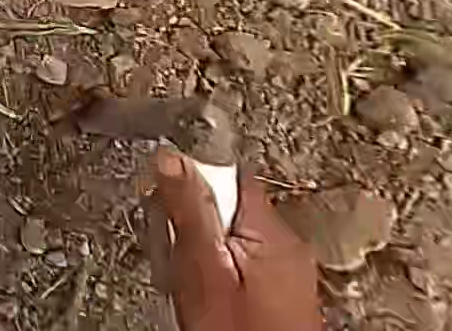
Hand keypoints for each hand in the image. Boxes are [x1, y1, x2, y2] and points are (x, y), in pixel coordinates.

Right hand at [152, 148, 322, 330]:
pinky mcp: (276, 295)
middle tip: (174, 250)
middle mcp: (285, 246)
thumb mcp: (203, 271)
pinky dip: (211, 269)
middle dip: (190, 218)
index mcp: (273, 233)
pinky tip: (199, 294)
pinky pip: (234, 260)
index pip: (226, 170)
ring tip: (185, 279)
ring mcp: (283, 273)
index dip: (191, 177)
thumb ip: (189, 209)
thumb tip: (172, 156)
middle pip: (223, 201)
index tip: (166, 194)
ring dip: (197, 247)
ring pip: (224, 233)